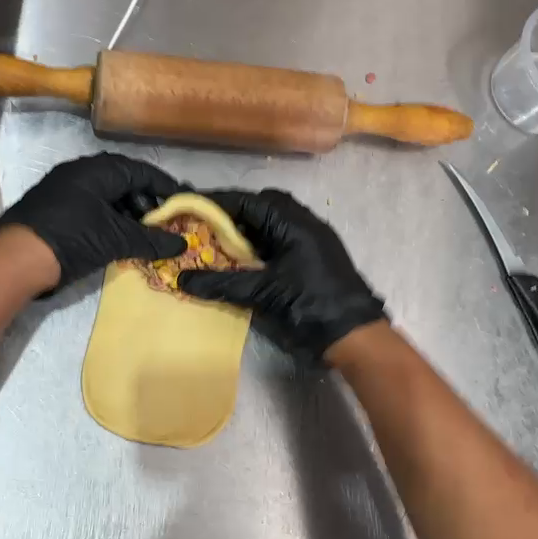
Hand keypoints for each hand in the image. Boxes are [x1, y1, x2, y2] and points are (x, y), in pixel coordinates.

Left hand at [0, 153, 187, 290]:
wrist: (16, 258)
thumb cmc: (73, 238)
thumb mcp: (115, 239)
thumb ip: (150, 240)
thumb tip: (180, 244)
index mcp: (99, 169)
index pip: (142, 171)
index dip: (165, 186)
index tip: (184, 201)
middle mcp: (80, 171)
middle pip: (123, 181)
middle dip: (145, 202)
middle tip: (163, 222)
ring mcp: (63, 188)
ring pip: (105, 195)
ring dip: (126, 213)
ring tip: (141, 235)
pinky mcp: (52, 207)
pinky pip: (90, 206)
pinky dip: (107, 219)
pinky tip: (115, 238)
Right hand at [176, 189, 386, 361]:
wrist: (355, 337)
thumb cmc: (309, 306)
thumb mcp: (262, 293)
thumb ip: (222, 283)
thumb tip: (182, 279)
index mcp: (294, 224)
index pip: (249, 201)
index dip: (219, 202)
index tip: (192, 206)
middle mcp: (305, 225)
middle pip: (263, 206)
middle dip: (234, 213)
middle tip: (206, 225)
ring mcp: (312, 242)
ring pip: (274, 223)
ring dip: (248, 230)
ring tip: (219, 242)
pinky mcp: (314, 259)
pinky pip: (282, 241)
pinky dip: (260, 245)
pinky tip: (244, 261)